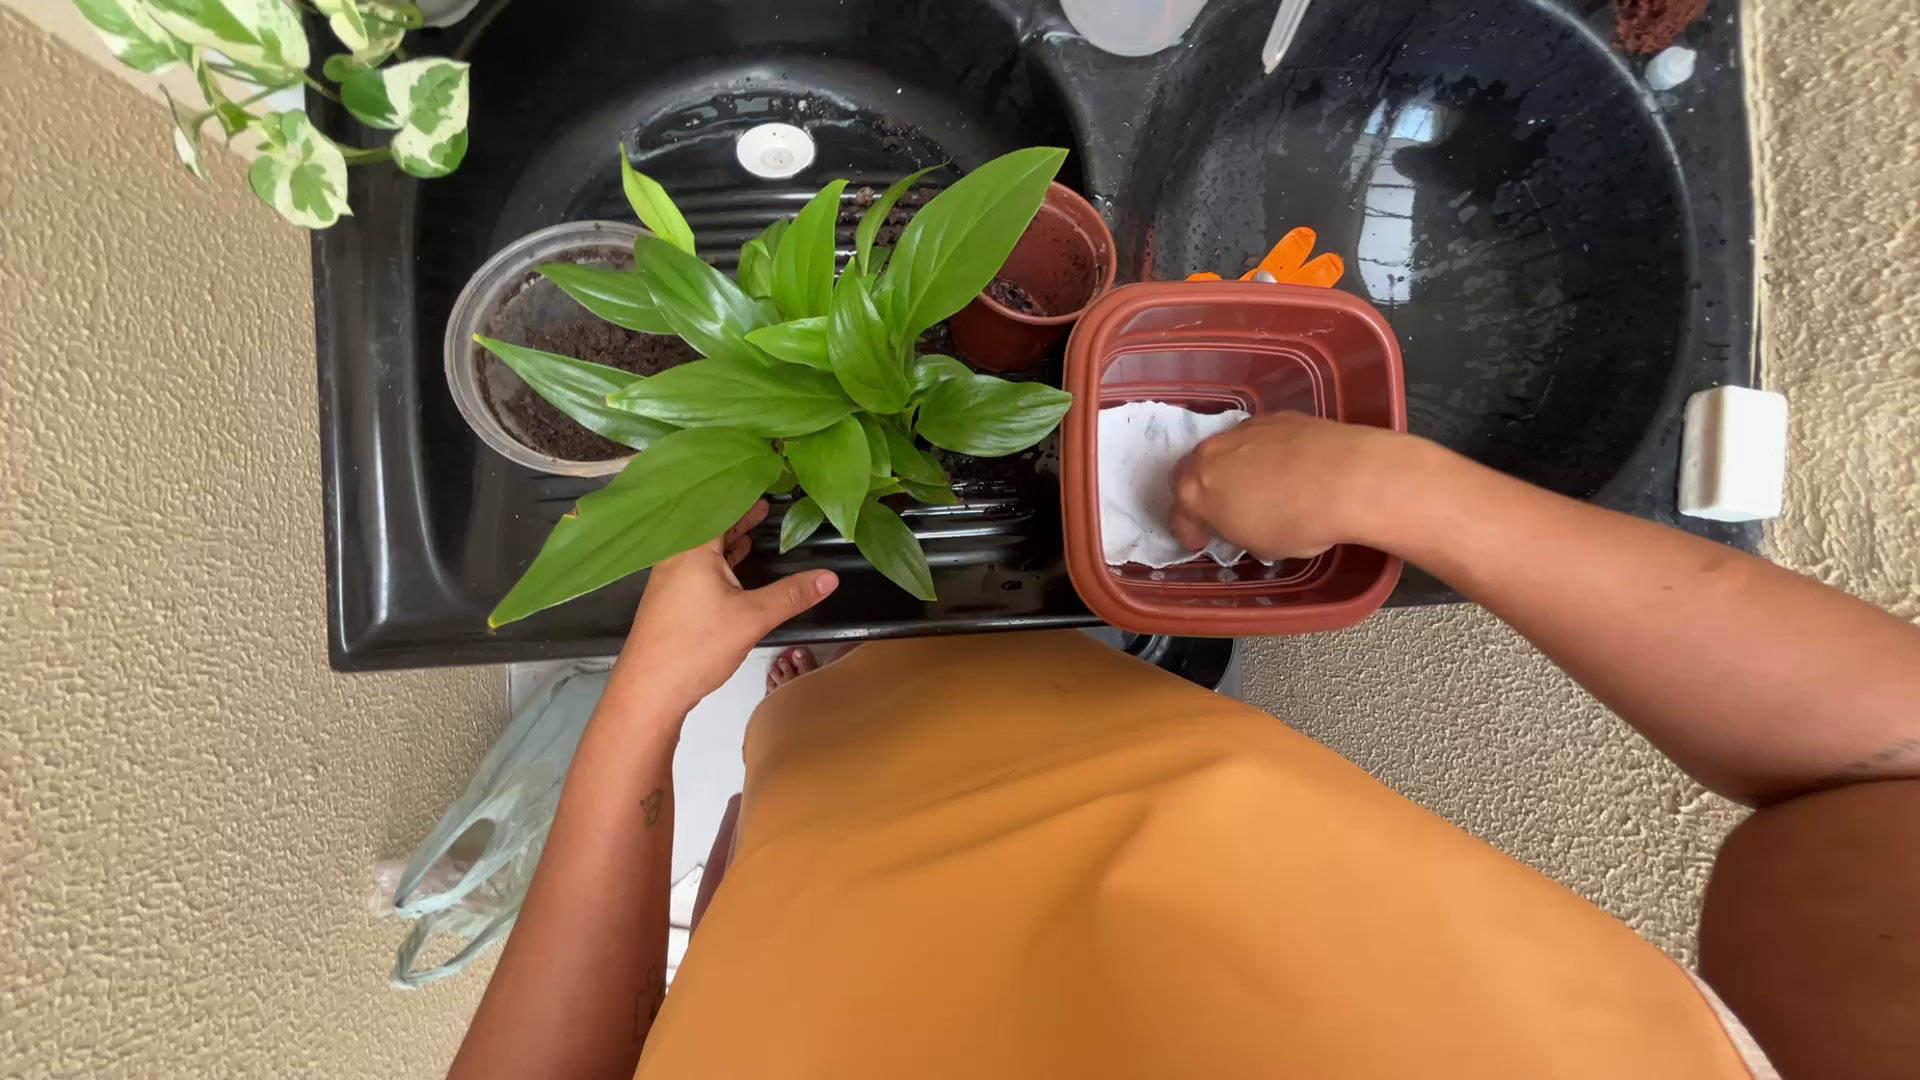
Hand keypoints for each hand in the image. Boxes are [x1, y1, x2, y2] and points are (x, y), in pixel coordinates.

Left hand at [612, 500, 837, 714]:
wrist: (648, 691)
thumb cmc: (695, 646)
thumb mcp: (752, 618)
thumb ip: (792, 595)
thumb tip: (830, 577)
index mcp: (692, 549)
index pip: (718, 506)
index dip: (741, 491)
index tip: (764, 476)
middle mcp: (677, 556)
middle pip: (710, 524)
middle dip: (738, 511)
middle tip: (766, 497)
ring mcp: (671, 578)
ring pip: (704, 545)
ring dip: (729, 534)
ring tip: (755, 523)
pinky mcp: (671, 598)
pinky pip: (699, 563)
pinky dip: (720, 555)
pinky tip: (737, 561)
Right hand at [1168, 412, 1414, 559]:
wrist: (1351, 477)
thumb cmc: (1297, 522)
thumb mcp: (1260, 545)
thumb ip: (1238, 532)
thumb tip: (1243, 523)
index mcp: (1195, 491)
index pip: (1179, 515)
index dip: (1188, 533)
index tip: (1201, 542)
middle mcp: (1209, 455)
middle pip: (1190, 473)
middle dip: (1201, 491)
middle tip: (1220, 509)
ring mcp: (1241, 431)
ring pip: (1223, 451)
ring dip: (1230, 469)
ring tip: (1257, 486)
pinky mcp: (1274, 417)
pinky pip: (1256, 438)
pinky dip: (1262, 453)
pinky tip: (1287, 468)